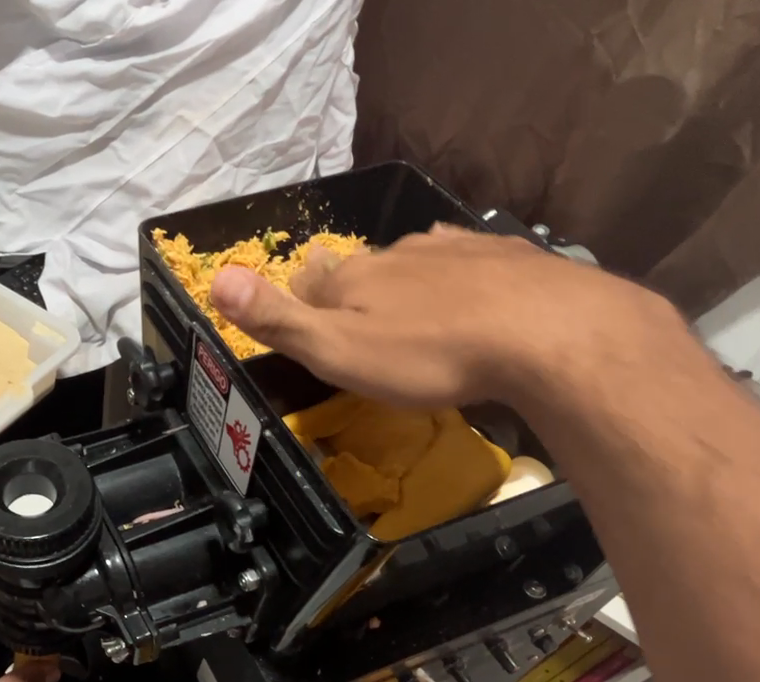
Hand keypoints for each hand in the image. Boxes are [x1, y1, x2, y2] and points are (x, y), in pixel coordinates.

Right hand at [208, 224, 685, 408]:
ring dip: (406, 291)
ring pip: (412, 266)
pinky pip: (463, 264)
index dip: (305, 308)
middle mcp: (396, 252)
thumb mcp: (337, 351)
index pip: (309, 284)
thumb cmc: (428, 355)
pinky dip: (456, 284)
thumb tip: (214, 278)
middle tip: (366, 342)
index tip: (313, 338)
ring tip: (416, 328)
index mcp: (352, 278)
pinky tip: (469, 304)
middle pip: (360, 273)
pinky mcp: (502, 255)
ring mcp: (452, 248)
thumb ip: (278, 320)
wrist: (545, 334)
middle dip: (356, 300)